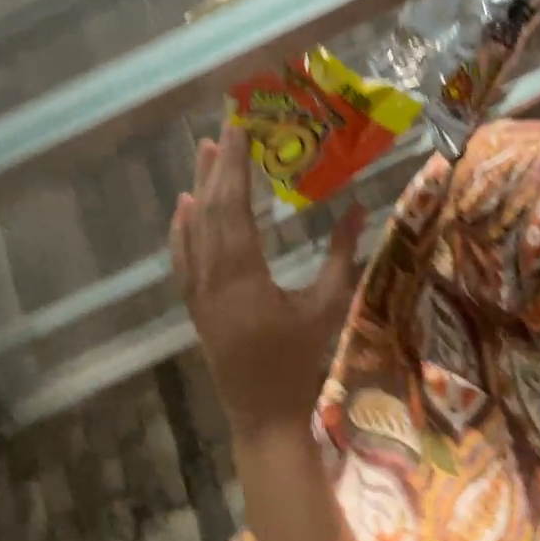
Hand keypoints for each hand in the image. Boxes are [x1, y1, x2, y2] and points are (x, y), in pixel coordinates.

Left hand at [170, 124, 365, 436]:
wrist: (263, 415)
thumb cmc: (300, 359)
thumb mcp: (328, 305)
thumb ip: (342, 254)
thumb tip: (357, 205)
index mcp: (243, 275)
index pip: (234, 205)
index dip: (235, 164)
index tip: (239, 127)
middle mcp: (212, 277)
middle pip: (210, 209)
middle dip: (218, 164)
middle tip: (226, 125)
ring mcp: (197, 292)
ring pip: (193, 228)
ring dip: (200, 186)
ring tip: (206, 149)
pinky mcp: (194, 303)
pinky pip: (182, 255)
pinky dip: (182, 226)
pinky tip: (184, 205)